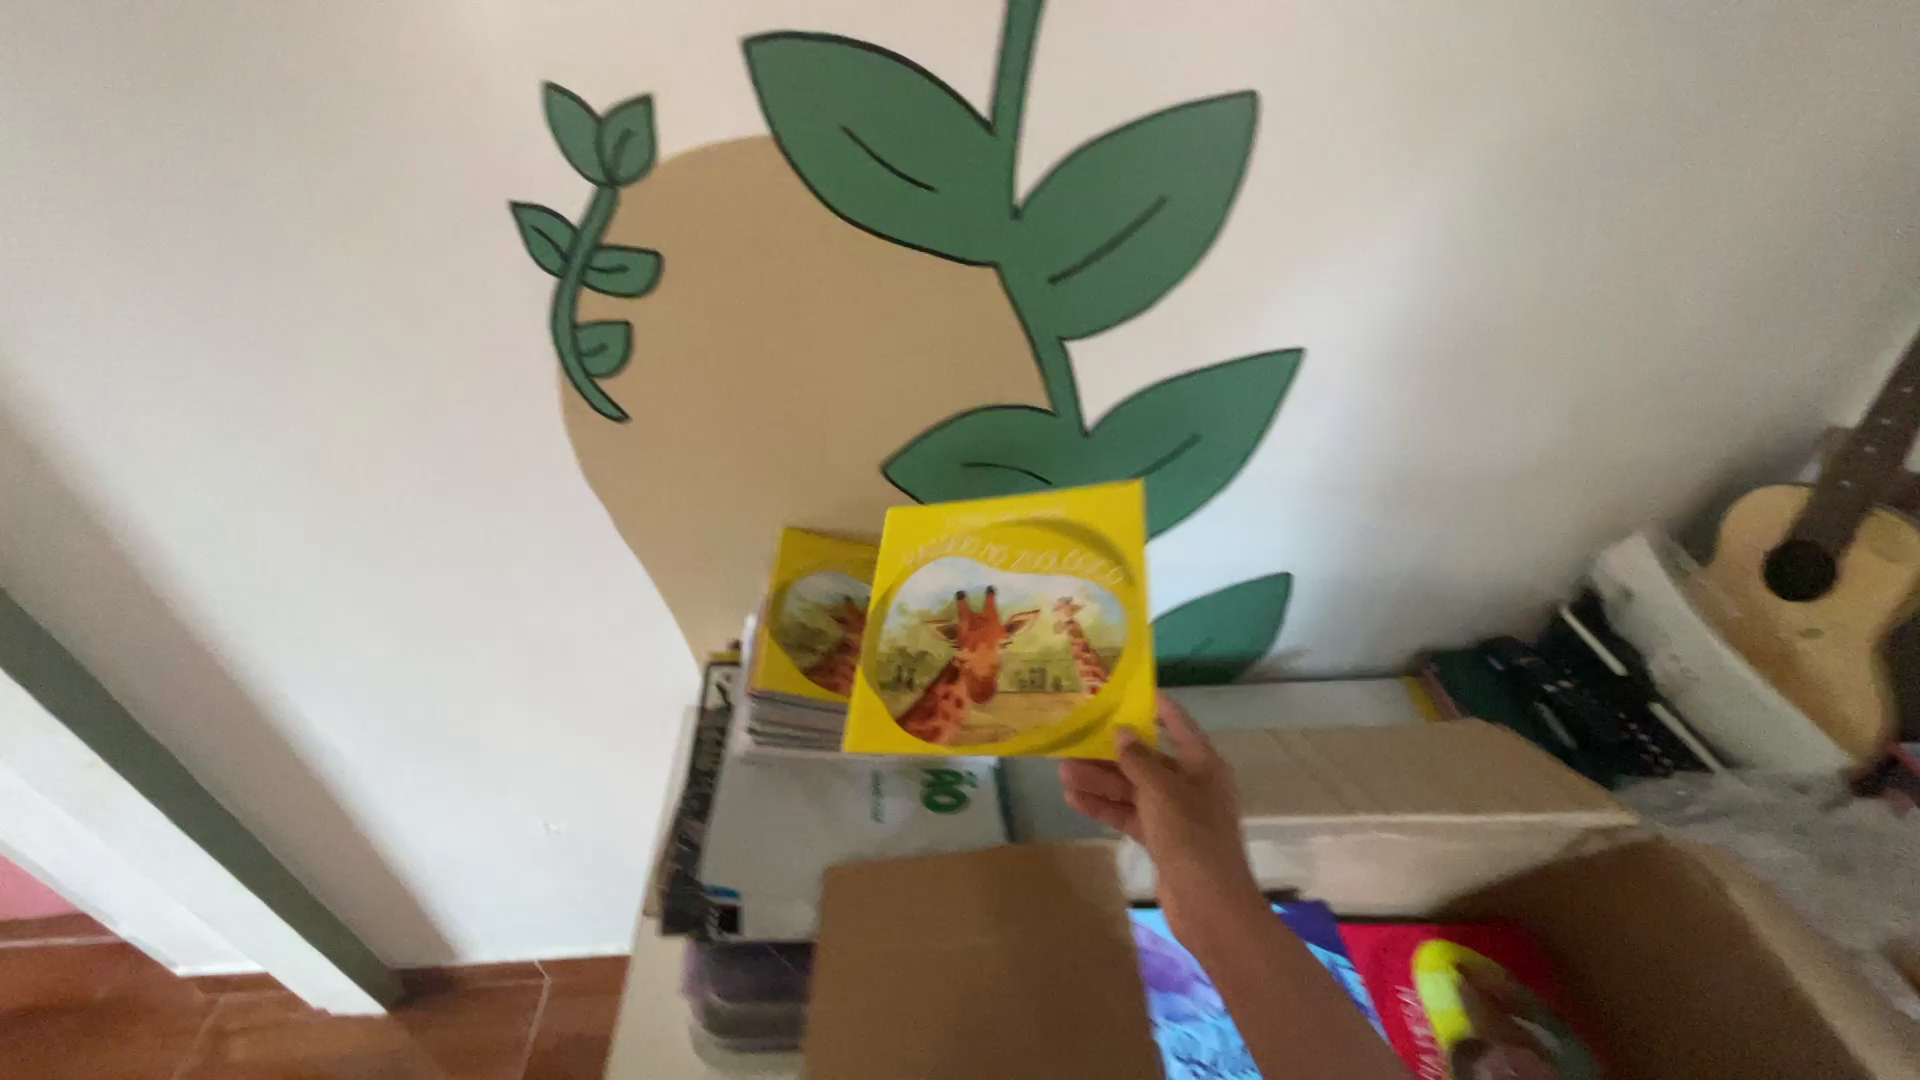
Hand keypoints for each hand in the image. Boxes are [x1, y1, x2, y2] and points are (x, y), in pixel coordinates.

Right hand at [1059, 693, 1264, 950]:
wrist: (1211, 908)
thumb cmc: (1193, 838)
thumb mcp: (1163, 792)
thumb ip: (1139, 760)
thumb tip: (1121, 731)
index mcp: (1202, 765)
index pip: (1178, 724)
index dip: (1154, 706)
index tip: (1124, 691)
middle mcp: (1189, 784)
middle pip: (1146, 760)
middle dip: (1109, 753)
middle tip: (1073, 742)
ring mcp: (1175, 814)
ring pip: (1132, 788)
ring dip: (1100, 781)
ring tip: (1063, 773)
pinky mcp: (1162, 840)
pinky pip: (1130, 814)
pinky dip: (1105, 808)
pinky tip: (1074, 800)